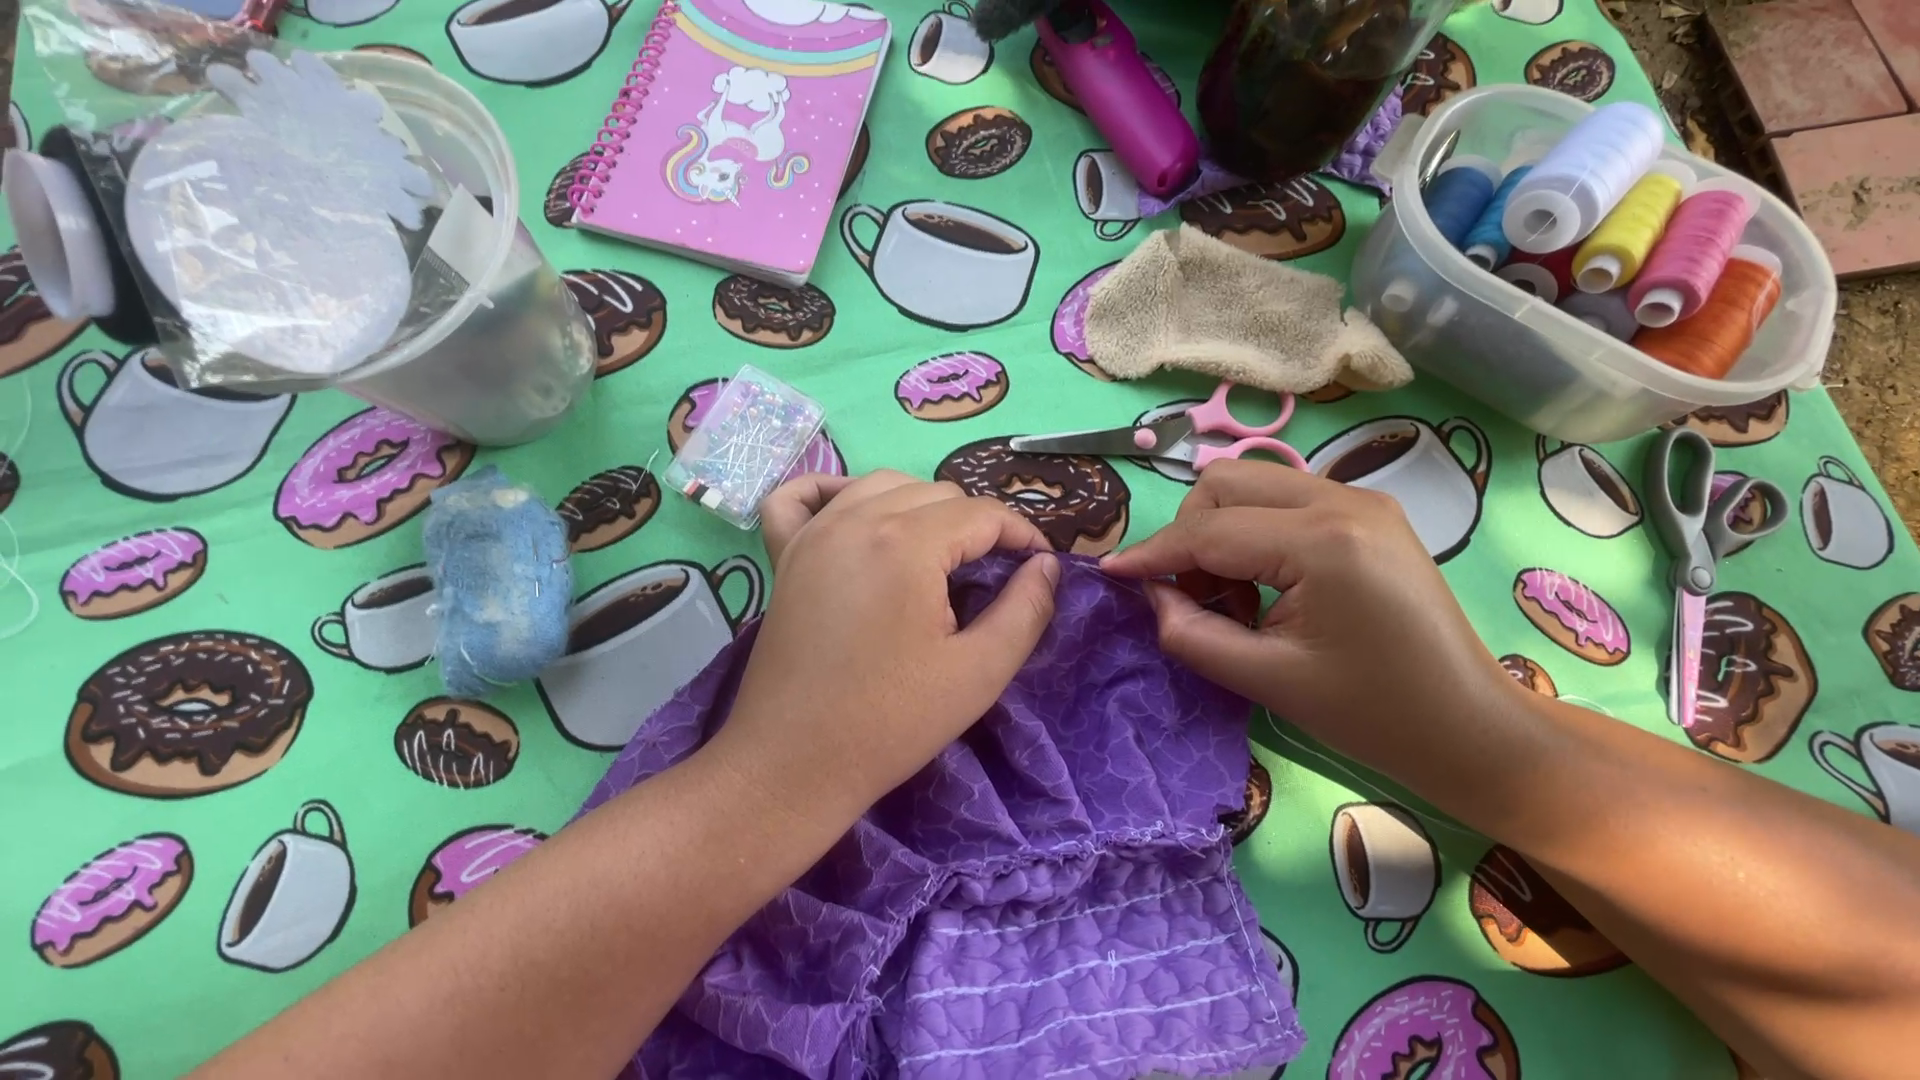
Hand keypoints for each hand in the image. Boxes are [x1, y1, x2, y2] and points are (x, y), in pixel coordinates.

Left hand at [710, 471, 1060, 813]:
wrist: (794, 762)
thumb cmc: (891, 722)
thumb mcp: (979, 673)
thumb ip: (1025, 611)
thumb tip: (1046, 566)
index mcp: (907, 545)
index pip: (982, 512)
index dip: (1021, 533)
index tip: (1038, 564)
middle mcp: (856, 520)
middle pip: (936, 492)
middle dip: (976, 524)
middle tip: (992, 573)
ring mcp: (813, 533)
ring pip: (881, 484)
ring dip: (920, 504)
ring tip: (938, 551)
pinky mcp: (784, 554)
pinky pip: (800, 496)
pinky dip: (830, 490)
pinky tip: (852, 511)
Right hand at [1101, 460, 1514, 760]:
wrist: (1470, 727)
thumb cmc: (1372, 715)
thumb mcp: (1265, 680)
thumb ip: (1190, 633)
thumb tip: (1150, 594)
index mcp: (1322, 541)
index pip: (1209, 530)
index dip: (1152, 553)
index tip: (1110, 575)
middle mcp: (1343, 500)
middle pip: (1225, 482)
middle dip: (1188, 535)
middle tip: (1190, 598)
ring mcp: (1362, 500)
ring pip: (1252, 483)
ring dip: (1220, 531)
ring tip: (1229, 598)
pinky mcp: (1369, 513)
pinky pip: (1284, 500)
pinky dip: (1253, 533)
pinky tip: (1263, 585)